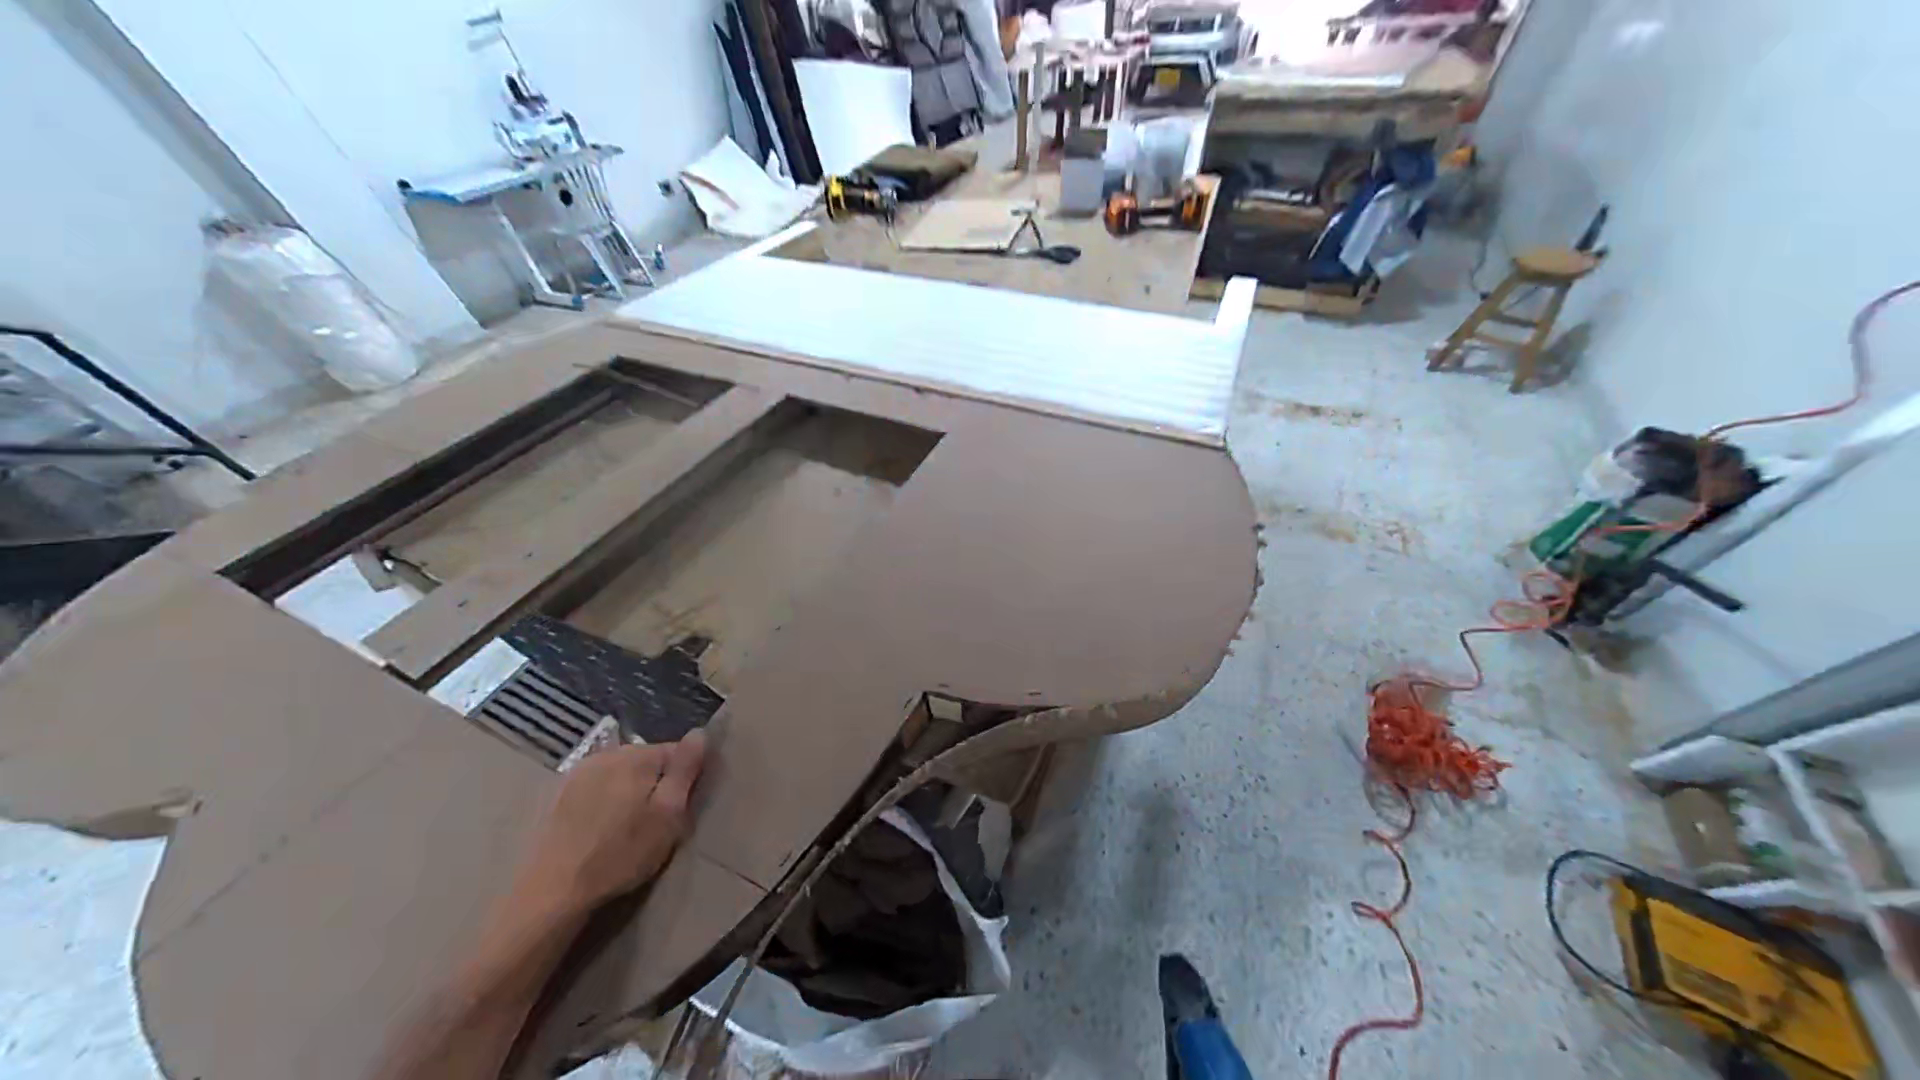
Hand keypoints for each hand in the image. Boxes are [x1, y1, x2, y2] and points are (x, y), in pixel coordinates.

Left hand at [516, 731, 707, 914]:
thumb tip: (700, 732)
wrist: (554, 890)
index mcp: (638, 755)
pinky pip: (600, 785)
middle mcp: (609, 753)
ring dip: (633, 791)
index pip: (678, 751)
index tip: (682, 808)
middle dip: (658, 783)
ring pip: (624, 773)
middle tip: (657, 822)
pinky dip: (608, 799)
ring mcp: (581, 771)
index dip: (686, 779)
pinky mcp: (562, 792)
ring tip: (630, 826)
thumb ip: (685, 770)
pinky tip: (603, 827)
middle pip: (650, 760)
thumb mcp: (668, 815)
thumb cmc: (621, 854)